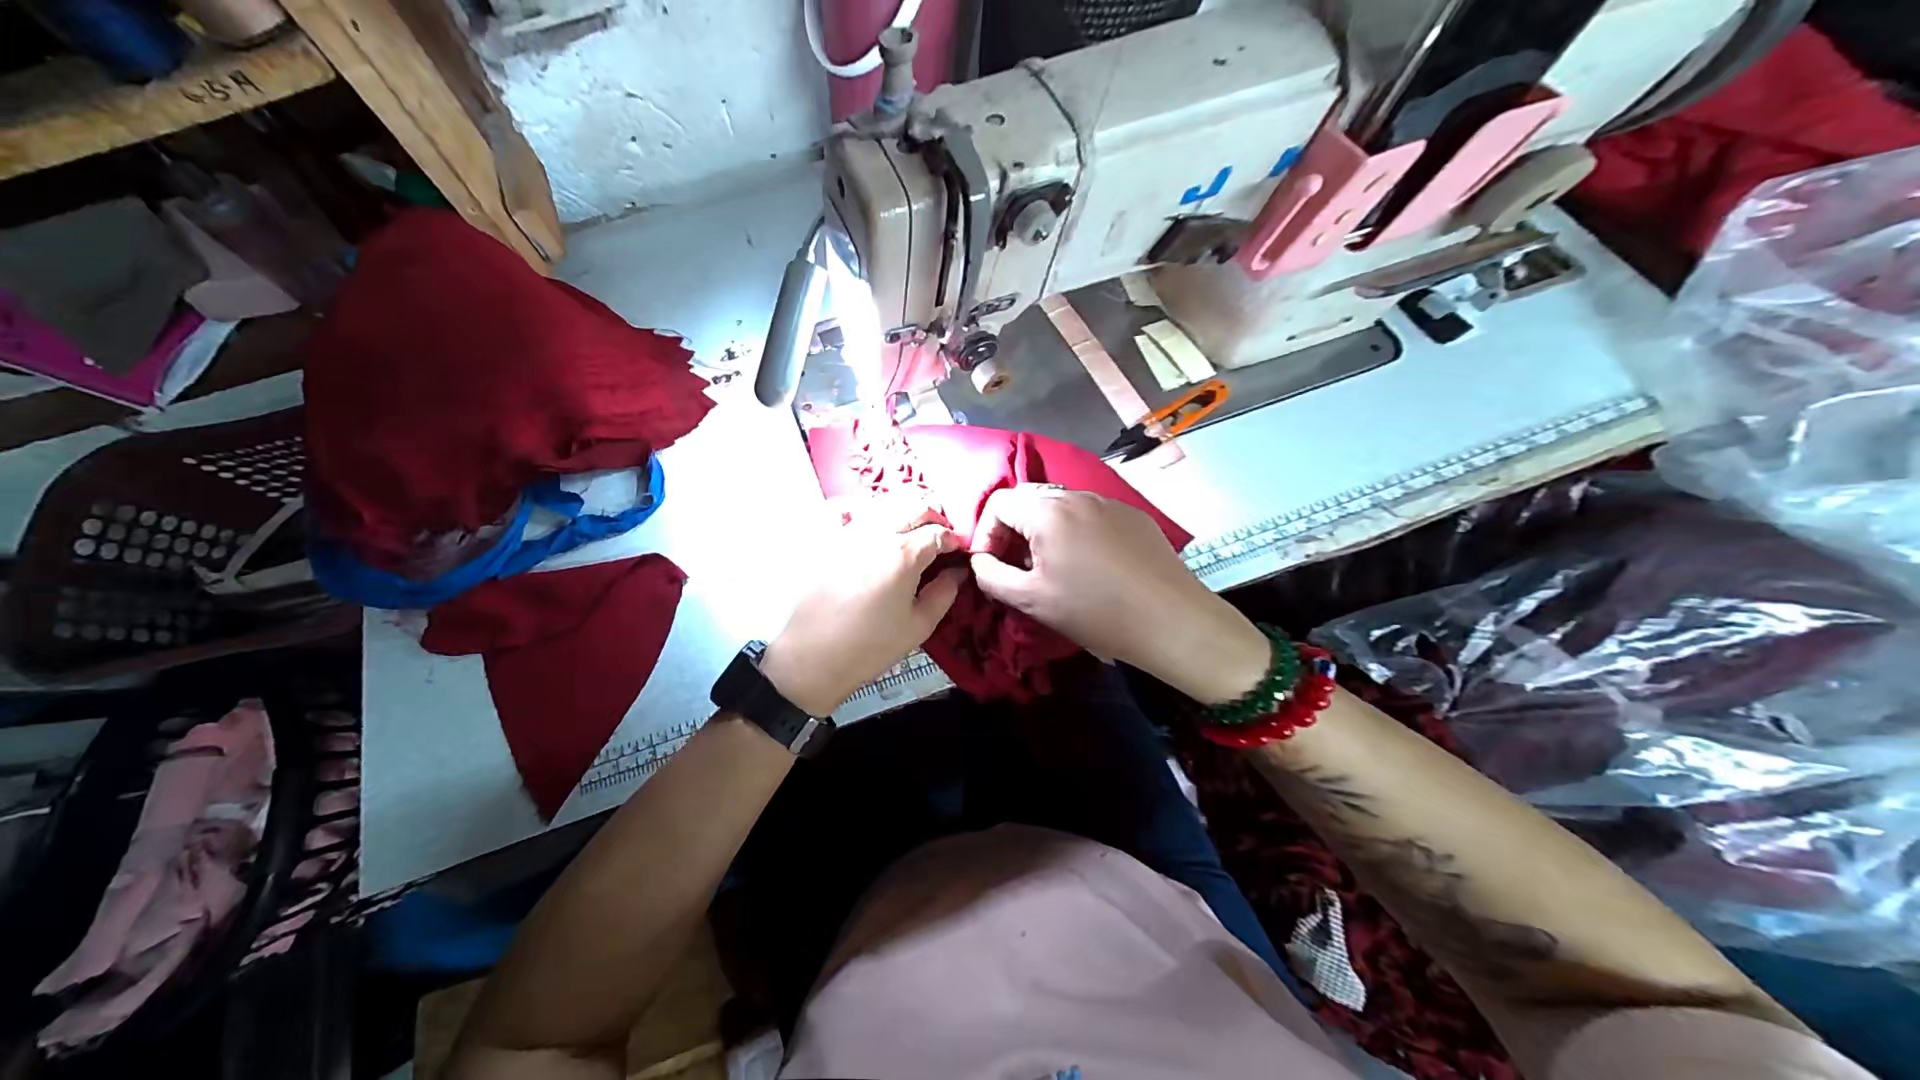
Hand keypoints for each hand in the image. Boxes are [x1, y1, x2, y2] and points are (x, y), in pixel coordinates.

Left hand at [759, 504, 966, 716]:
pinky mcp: (826, 540)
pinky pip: (847, 510)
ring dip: (903, 511)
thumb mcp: (918, 626)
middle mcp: (877, 532)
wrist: (812, 656)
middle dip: (933, 517)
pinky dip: (864, 511)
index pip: (938, 532)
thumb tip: (956, 572)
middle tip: (938, 538)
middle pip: (914, 506)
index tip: (957, 553)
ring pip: (884, 503)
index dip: (953, 540)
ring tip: (909, 532)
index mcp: (904, 553)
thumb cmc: (870, 646)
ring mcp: (848, 532)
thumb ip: (943, 593)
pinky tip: (870, 528)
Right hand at [969, 485, 1269, 704]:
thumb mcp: (1032, 600)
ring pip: (1062, 507)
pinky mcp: (1134, 517)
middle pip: (1030, 501)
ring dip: (1046, 532)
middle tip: (1019, 568)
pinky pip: (1093, 515)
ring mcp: (1110, 502)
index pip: (999, 503)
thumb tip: (979, 562)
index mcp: (1048, 511)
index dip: (985, 535)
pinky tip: (1092, 567)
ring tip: (1054, 568)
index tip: (992, 567)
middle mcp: (1078, 495)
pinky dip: (1078, 534)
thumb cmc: (1094, 612)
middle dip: (1015, 531)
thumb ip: (992, 576)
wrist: (1171, 620)